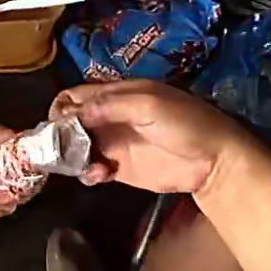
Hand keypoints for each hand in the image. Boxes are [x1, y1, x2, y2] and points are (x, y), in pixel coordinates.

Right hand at [51, 80, 259, 196]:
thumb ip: (111, 105)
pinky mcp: (120, 168)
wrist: (214, 160)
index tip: (57, 123)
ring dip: (72, 155)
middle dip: (61, 133)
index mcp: (117, 94)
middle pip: (72, 121)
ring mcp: (114, 143)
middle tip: (59, 147)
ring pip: (78, 146)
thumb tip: (73, 111)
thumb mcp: (149, 105)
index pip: (78, 94)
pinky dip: (88, 172)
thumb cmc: (185, 123)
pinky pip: (92, 169)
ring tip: (82, 162)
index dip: (63, 106)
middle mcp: (110, 117)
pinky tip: (98, 175)